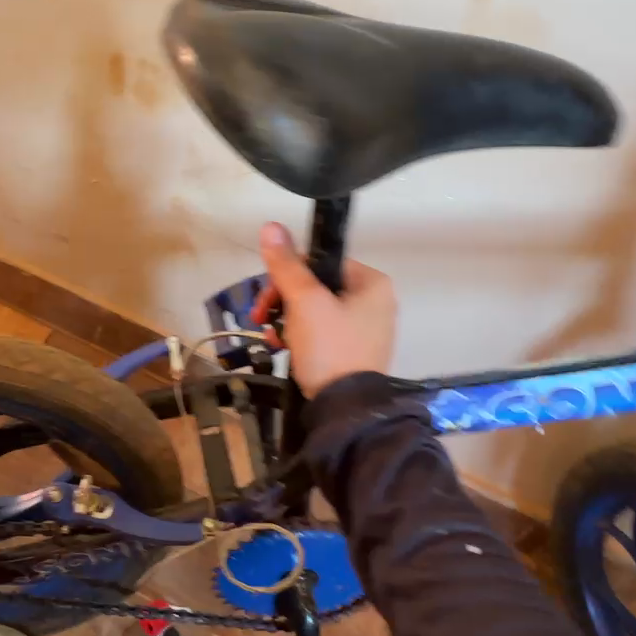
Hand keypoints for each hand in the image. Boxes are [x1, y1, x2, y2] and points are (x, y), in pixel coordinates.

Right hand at [249, 222, 396, 395]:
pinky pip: (320, 333)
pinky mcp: (353, 353)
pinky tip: (283, 348)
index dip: (288, 276)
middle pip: (315, 287)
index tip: (267, 297)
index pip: (320, 262)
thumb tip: (270, 226)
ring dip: (286, 320)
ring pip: (314, 310)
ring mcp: (365, 330)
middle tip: (261, 318)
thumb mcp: (304, 302)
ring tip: (271, 337)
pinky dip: (299, 337)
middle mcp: (374, 302)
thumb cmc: (330, 347)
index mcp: (371, 283)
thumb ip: (286, 265)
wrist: (345, 408)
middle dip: (282, 302)